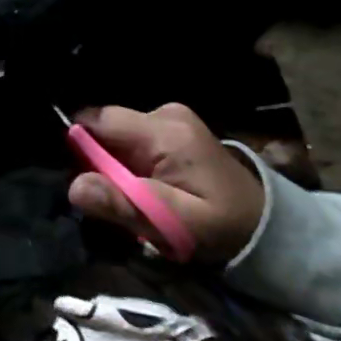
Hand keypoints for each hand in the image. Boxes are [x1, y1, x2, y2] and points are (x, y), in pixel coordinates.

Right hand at [67, 104, 266, 264]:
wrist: (267, 226)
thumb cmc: (223, 227)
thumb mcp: (176, 223)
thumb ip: (127, 204)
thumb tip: (74, 187)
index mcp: (166, 131)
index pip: (98, 119)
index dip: (78, 145)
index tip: (76, 178)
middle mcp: (165, 113)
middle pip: (106, 127)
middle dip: (97, 161)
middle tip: (111, 199)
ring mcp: (169, 118)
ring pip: (116, 135)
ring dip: (112, 165)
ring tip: (130, 197)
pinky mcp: (171, 128)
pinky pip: (131, 139)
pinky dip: (127, 163)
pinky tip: (142, 186)